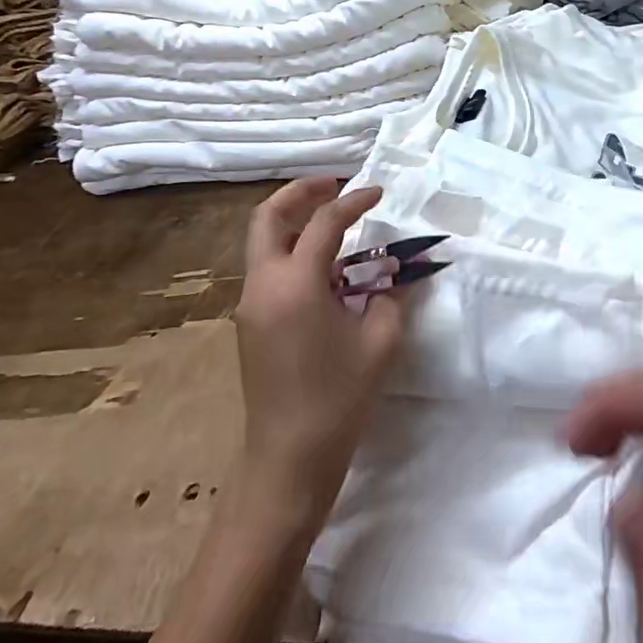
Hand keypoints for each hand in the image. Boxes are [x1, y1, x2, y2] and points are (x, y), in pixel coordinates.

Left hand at [233, 178, 407, 517]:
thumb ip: (391, 299)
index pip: (324, 224)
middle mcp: (263, 283)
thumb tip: (394, 275)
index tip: (378, 193)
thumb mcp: (379, 344)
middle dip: (301, 193)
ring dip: (293, 222)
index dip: (354, 202)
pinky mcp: (248, 321)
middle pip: (269, 216)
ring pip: (262, 241)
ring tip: (331, 224)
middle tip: (334, 187)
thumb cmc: (338, 401)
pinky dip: (290, 253)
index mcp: (295, 283)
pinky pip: (266, 269)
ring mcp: (249, 302)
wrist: (288, 456)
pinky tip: (322, 271)